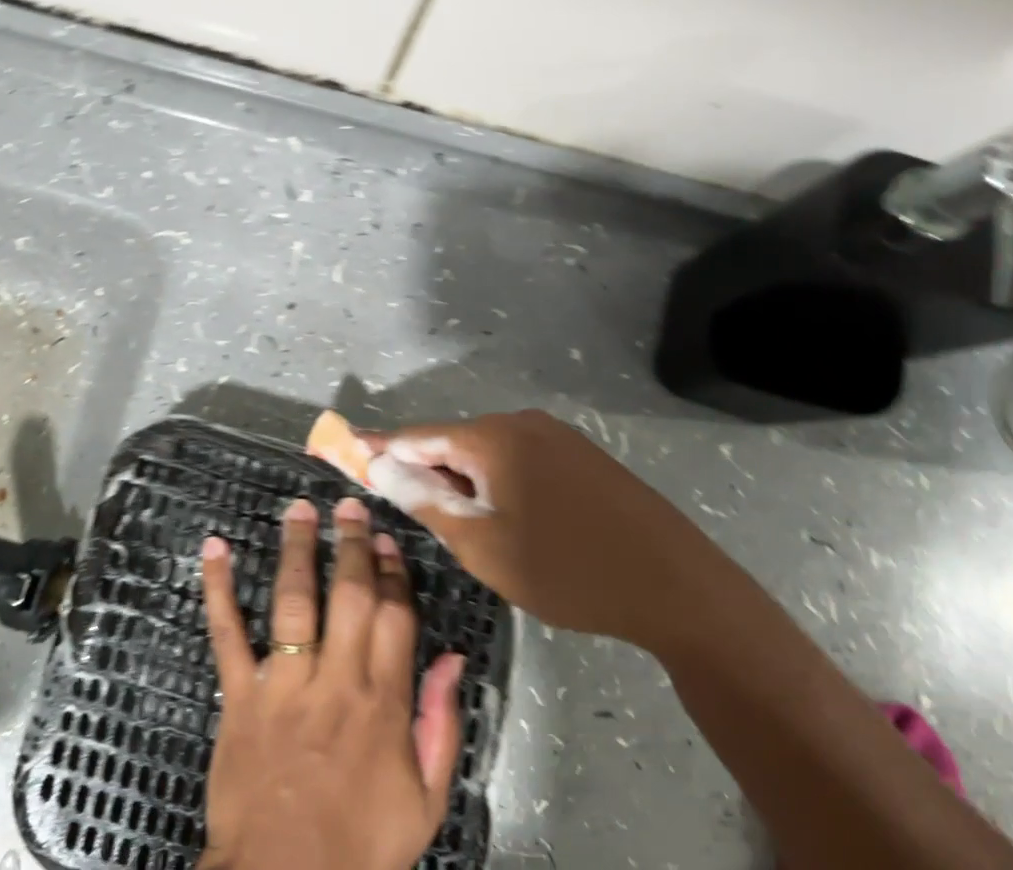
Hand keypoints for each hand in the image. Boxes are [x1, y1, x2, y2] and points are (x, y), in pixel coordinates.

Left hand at [197, 497, 463, 869]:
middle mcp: (335, 679)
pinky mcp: (238, 695)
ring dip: (295, 549)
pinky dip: (218, 589)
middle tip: (349, 505)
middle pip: (347, 596)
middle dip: (350, 545)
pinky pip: (226, 633)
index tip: (388, 540)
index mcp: (383, 702)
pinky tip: (215, 548)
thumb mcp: (426, 798)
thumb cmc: (361, 842)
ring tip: (298, 509)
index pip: (393, 617)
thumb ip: (440, 723)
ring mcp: (283, 683)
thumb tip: (452, 659)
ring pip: (292, 601)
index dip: (392, 574)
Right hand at [362, 410, 730, 653]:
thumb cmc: (566, 571)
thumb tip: (380, 468)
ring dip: (462, 485)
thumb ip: (425, 501)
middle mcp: (522, 423)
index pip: (415, 436)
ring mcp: (558, 438)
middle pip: (451, 443)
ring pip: (485, 455)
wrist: (678, 589)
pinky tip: (506, 522)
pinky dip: (495, 486)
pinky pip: (518, 463)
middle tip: (407, 513)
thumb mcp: (482, 544)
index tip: (335, 448)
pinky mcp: (582, 458)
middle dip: (423, 474)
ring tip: (462, 530)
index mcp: (492, 437)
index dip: (374, 447)